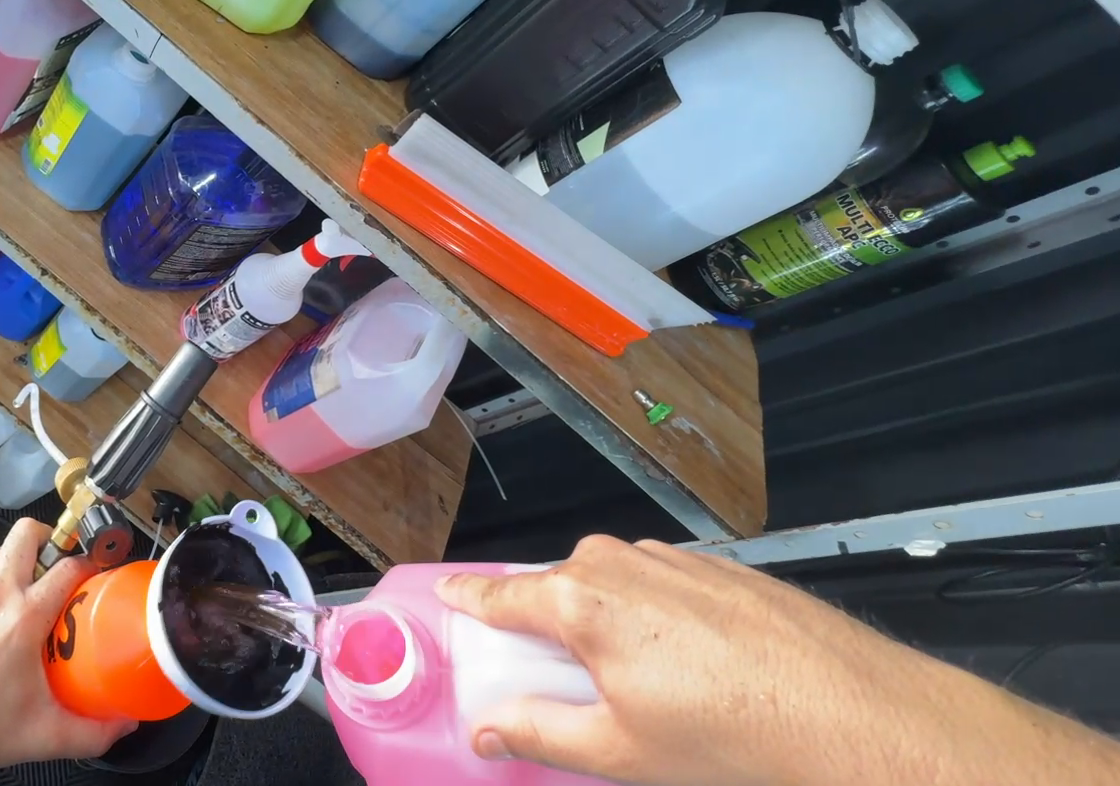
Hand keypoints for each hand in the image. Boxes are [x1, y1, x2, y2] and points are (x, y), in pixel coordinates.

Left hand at [0, 519, 134, 784]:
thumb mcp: (46, 735)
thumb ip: (94, 732)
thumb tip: (124, 724)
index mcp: (23, 618)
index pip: (68, 567)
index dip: (89, 565)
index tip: (97, 574)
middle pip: (27, 533)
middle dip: (50, 537)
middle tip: (61, 564)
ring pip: (3, 554)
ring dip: (22, 564)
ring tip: (33, 596)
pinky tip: (2, 619)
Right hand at [436, 536, 1119, 785]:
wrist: (862, 717)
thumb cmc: (731, 739)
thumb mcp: (622, 753)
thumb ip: (540, 734)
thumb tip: (483, 732)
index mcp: (575, 600)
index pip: (497, 594)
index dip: (466, 597)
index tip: (445, 596)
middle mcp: (608, 562)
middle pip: (553, 586)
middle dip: (548, 622)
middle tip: (563, 669)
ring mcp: (661, 555)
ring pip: (605, 580)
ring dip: (602, 614)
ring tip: (642, 670)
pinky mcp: (707, 561)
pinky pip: (652, 577)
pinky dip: (650, 607)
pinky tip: (692, 655)